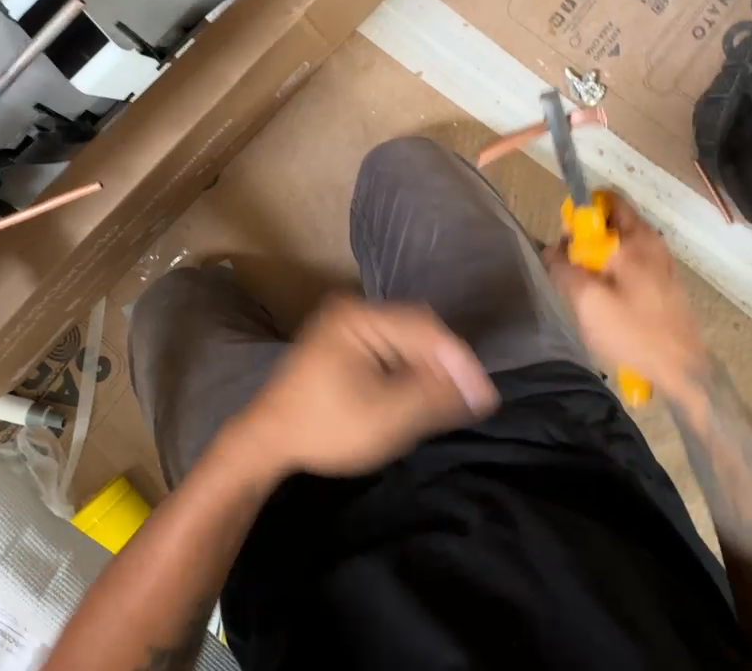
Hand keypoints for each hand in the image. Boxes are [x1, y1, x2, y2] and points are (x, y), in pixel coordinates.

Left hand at [222, 297, 498, 479]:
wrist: (266, 441)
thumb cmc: (324, 428)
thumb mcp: (386, 417)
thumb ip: (435, 398)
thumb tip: (482, 392)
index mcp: (359, 318)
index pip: (426, 329)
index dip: (460, 362)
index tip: (485, 397)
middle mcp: (351, 310)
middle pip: (417, 329)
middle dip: (446, 364)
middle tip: (469, 399)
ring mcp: (344, 324)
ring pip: (405, 339)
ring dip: (428, 368)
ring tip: (449, 401)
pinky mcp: (342, 343)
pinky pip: (388, 348)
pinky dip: (407, 370)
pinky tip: (417, 395)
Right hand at [543, 193, 707, 391]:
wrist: (682, 368)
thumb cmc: (634, 332)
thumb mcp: (588, 301)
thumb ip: (564, 268)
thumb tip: (551, 249)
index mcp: (636, 238)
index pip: (606, 199)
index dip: (580, 212)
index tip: (566, 238)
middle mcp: (652, 242)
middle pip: (614, 219)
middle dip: (587, 234)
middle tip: (571, 263)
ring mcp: (662, 261)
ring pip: (622, 241)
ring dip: (599, 253)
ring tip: (585, 284)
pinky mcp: (664, 281)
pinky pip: (632, 260)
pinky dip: (614, 267)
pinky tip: (606, 298)